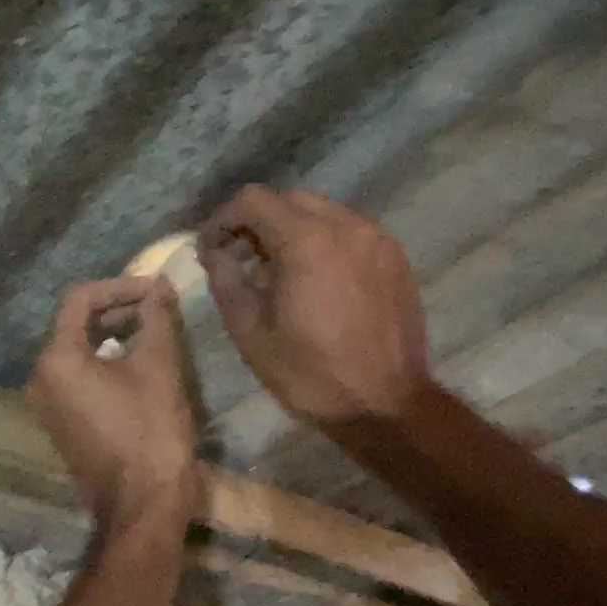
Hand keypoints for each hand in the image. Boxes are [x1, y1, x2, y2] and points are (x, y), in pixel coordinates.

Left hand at [27, 277, 199, 532]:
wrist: (141, 506)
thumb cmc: (151, 432)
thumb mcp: (159, 367)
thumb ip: (156, 318)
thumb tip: (158, 286)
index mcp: (56, 359)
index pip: (81, 299)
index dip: (121, 286)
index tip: (157, 290)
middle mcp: (40, 378)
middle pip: (75, 324)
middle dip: (118, 310)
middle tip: (159, 307)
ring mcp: (47, 404)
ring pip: (77, 351)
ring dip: (113, 335)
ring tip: (153, 330)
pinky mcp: (60, 424)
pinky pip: (78, 377)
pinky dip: (105, 362)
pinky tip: (138, 363)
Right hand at [199, 186, 430, 424]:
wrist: (386, 406)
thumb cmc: (310, 374)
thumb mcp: (251, 333)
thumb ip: (226, 282)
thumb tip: (215, 253)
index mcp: (306, 241)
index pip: (253, 200)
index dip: (223, 219)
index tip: (212, 249)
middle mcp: (345, 226)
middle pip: (288, 199)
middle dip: (257, 221)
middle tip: (241, 259)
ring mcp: (376, 239)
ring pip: (321, 211)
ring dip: (291, 230)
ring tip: (277, 271)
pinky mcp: (394, 257)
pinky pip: (348, 231)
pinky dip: (323, 242)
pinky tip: (315, 280)